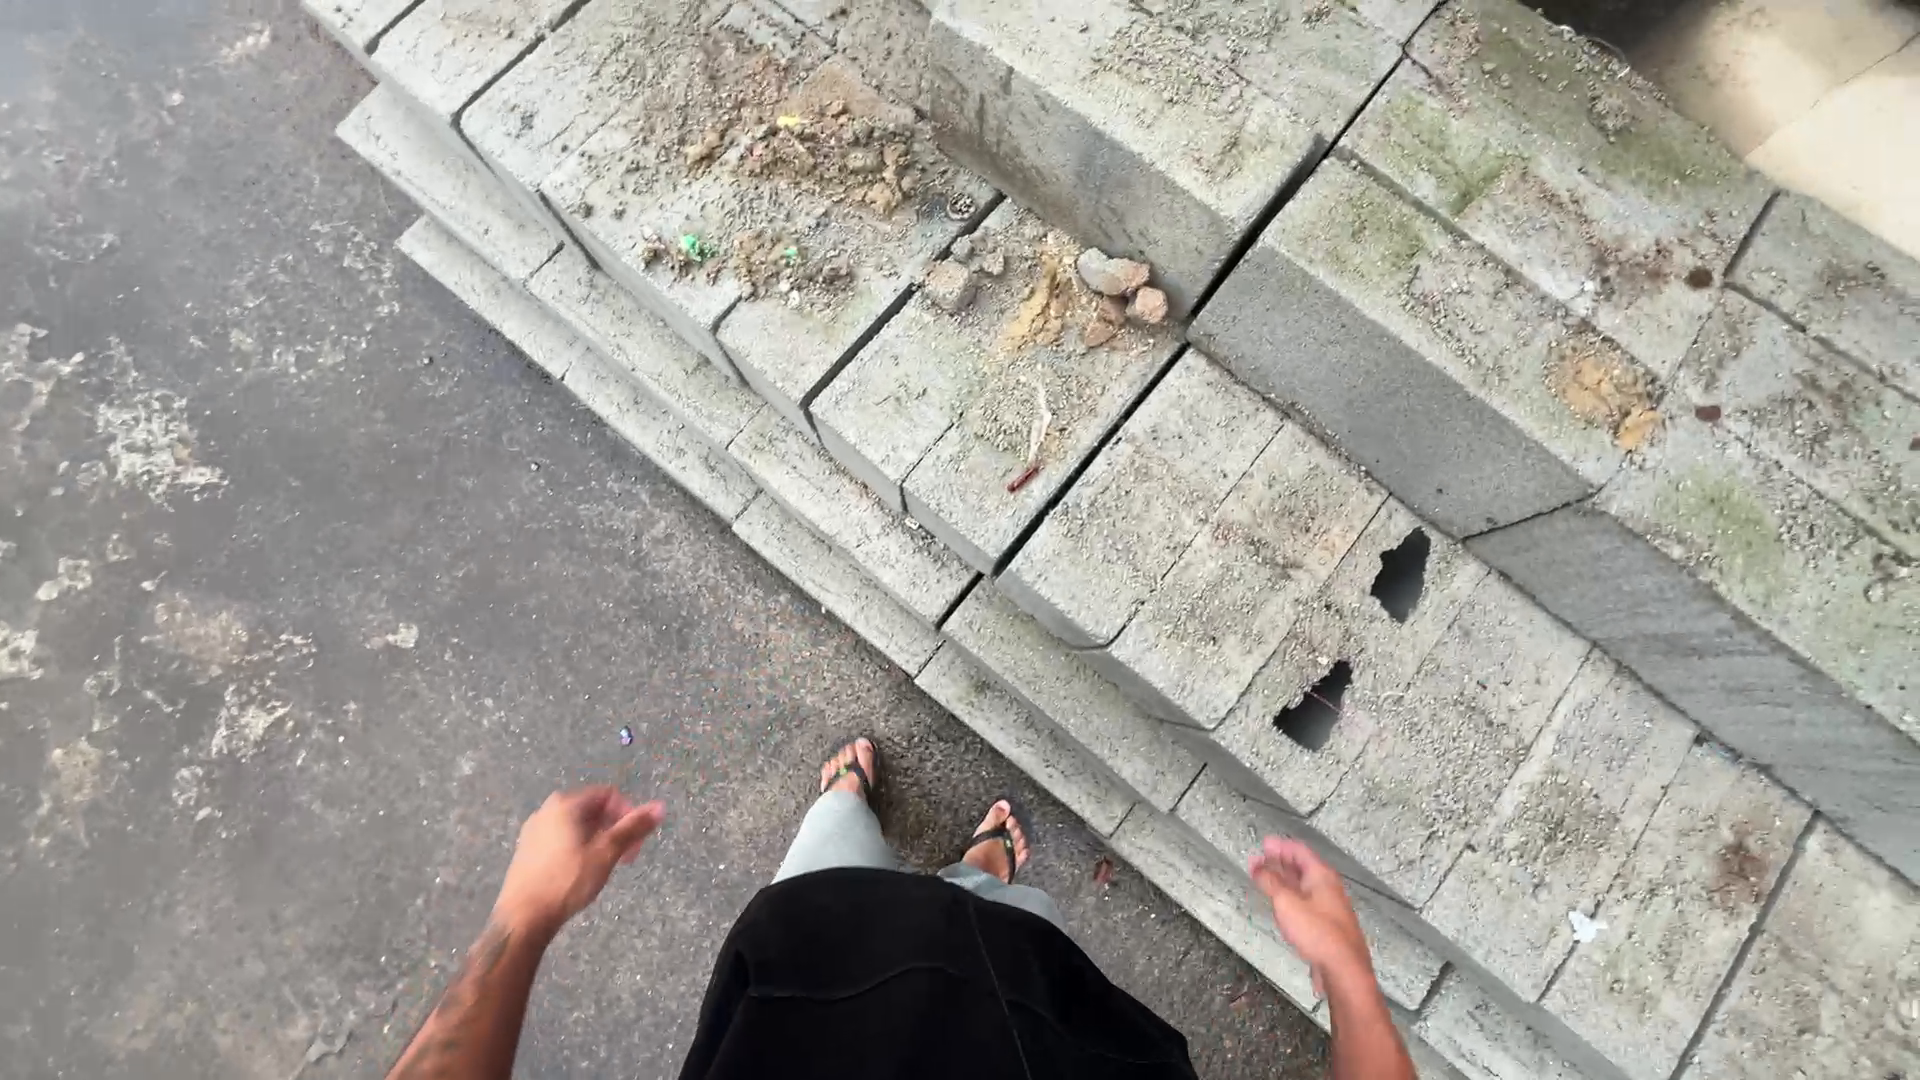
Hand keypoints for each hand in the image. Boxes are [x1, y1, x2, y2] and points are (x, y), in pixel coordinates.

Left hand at [492, 786, 664, 936]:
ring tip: (607, 865)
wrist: (521, 920)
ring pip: (578, 826)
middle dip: (615, 829)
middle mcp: (546, 811)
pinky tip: (583, 872)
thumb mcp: (606, 852)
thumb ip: (633, 827)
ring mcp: (533, 831)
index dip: (628, 814)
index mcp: (565, 804)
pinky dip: (580, 848)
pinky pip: (562, 839)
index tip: (636, 840)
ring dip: (599, 840)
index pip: (609, 795)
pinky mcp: (527, 851)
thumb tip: (661, 806)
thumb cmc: (566, 881)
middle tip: (626, 855)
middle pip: (593, 810)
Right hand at [1248, 836, 1372, 995]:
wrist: (1344, 971)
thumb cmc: (1317, 932)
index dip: (1279, 845)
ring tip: (1264, 880)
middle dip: (1279, 861)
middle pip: (1302, 866)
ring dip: (1283, 879)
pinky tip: (1280, 904)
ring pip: (1303, 885)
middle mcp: (1328, 887)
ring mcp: (1329, 907)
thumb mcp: (1286, 902)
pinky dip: (1290, 896)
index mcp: (1321, 875)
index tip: (1263, 844)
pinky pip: (1305, 901)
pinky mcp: (1327, 925)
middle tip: (1259, 860)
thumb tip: (1257, 865)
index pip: (1299, 850)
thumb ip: (1269, 881)